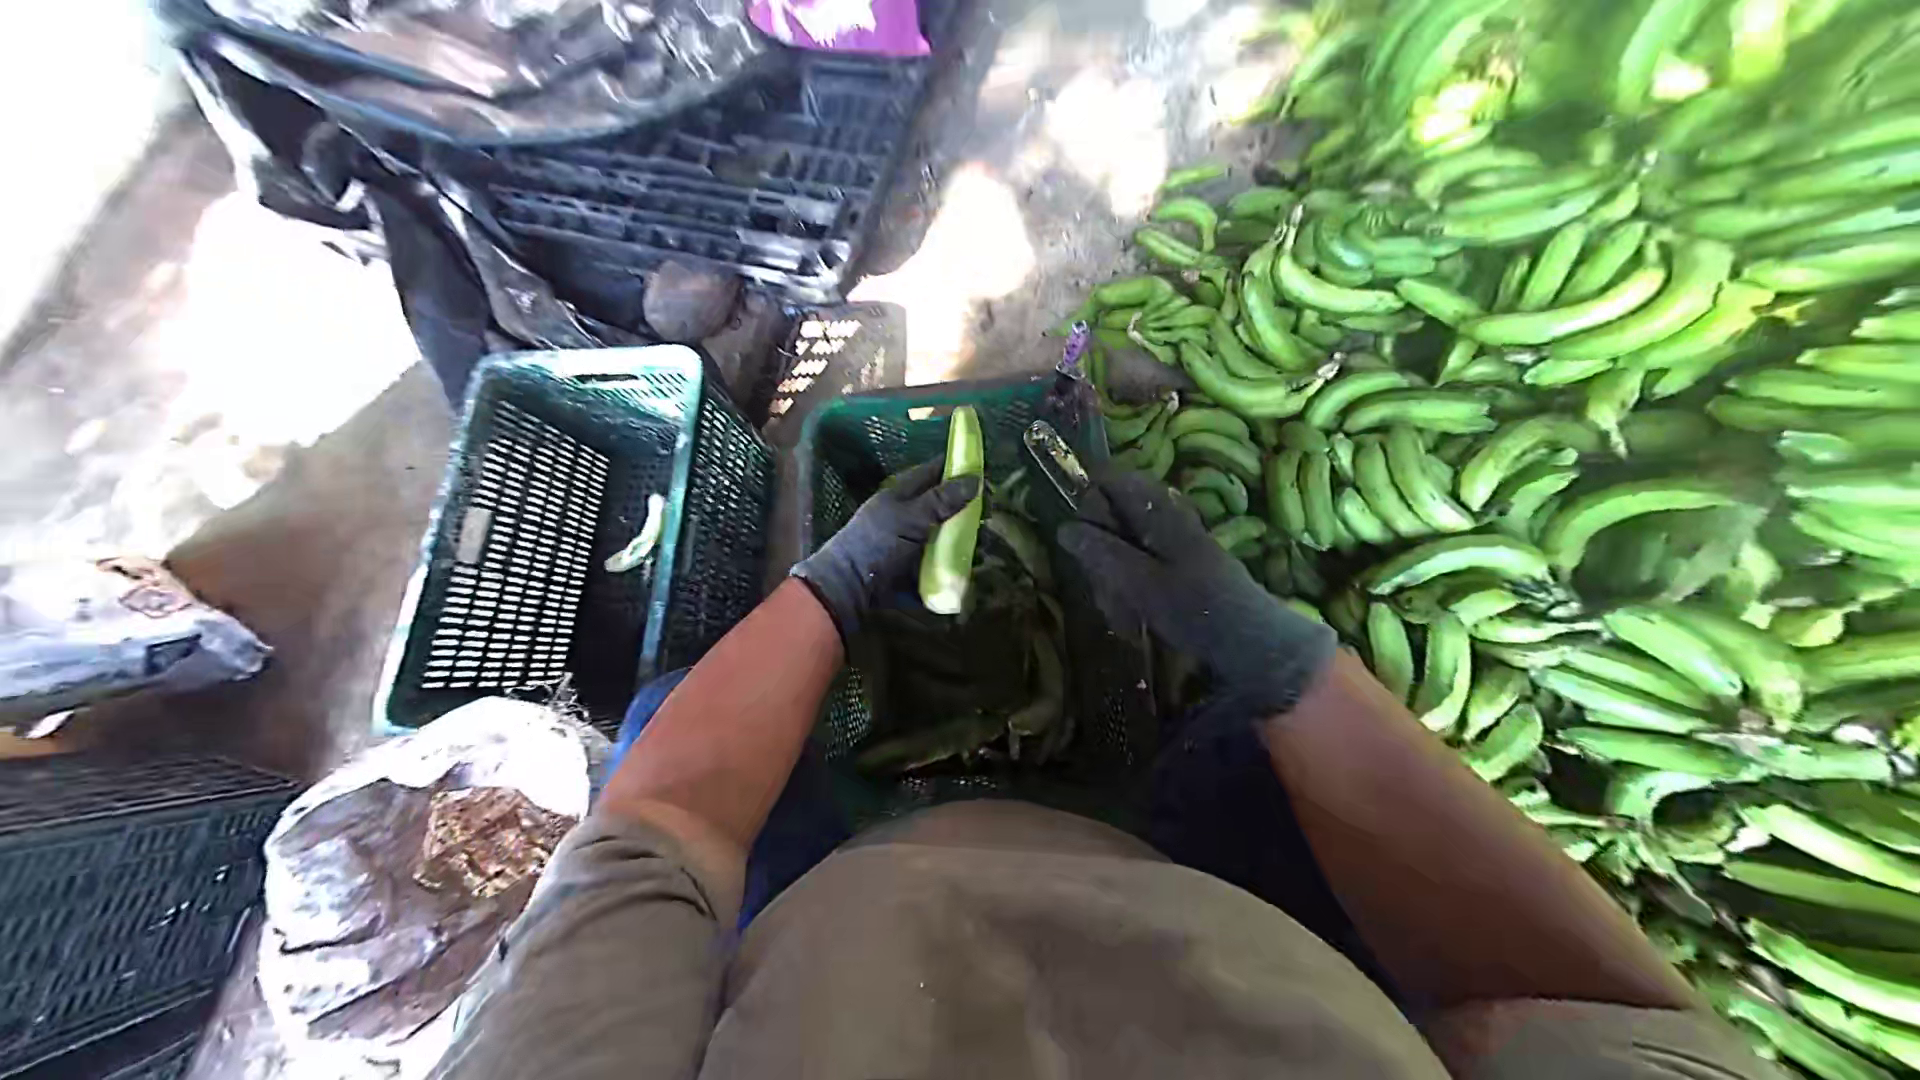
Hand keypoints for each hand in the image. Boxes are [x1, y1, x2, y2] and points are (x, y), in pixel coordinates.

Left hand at [791, 459, 981, 640]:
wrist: (853, 587)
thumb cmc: (876, 543)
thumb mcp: (911, 517)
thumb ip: (942, 500)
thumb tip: (975, 479)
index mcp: (904, 494)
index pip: (934, 472)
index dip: (957, 467)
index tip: (985, 469)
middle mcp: (911, 514)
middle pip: (946, 504)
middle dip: (968, 507)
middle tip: (993, 511)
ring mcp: (916, 541)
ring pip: (949, 533)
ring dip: (966, 537)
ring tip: (989, 539)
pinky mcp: (920, 566)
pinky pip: (945, 559)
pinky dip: (959, 561)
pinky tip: (977, 562)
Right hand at [1058, 470, 1335, 719]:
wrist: (1250, 642)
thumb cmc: (1194, 608)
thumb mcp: (1139, 582)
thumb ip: (1102, 553)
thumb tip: (1065, 527)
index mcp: (1159, 511)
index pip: (1111, 479)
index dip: (1088, 501)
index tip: (1078, 538)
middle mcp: (1167, 518)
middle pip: (1113, 514)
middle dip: (1098, 549)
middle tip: (1101, 584)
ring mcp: (1174, 542)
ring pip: (1123, 544)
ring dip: (1113, 576)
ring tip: (1119, 610)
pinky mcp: (1179, 566)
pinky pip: (1139, 566)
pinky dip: (1130, 588)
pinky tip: (1132, 616)